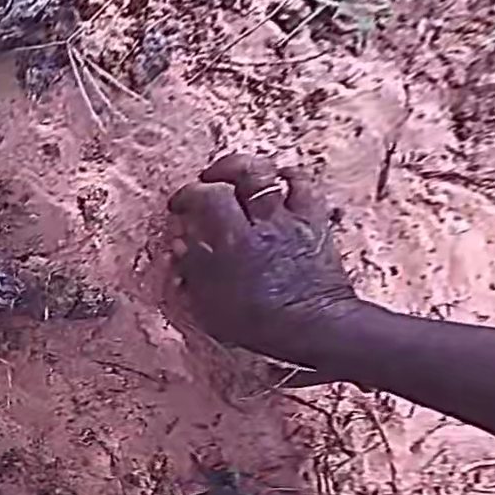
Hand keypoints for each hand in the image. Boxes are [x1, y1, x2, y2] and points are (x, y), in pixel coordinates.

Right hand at [168, 155, 375, 364]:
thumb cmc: (256, 321)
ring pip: (280, 174)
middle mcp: (266, 222)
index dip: (189, 194)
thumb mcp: (209, 303)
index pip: (208, 198)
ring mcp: (295, 220)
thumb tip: (180, 245)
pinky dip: (292, 181)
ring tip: (244, 180)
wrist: (313, 326)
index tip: (178, 204)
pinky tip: (281, 188)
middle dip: (224, 168)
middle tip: (209, 178)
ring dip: (258, 171)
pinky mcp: (317, 225)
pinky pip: (308, 190)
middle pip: (248, 172)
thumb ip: (194, 269)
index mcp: (234, 241)